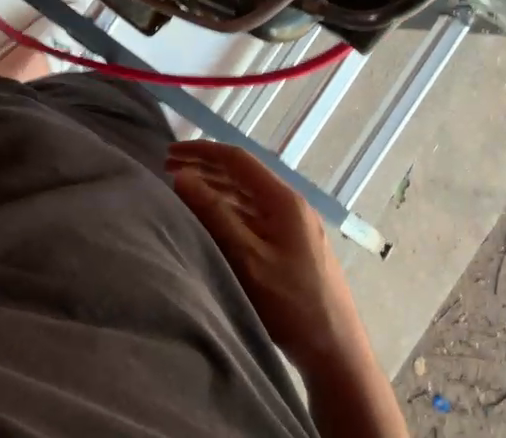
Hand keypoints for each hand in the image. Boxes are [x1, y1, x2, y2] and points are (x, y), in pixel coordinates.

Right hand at [167, 140, 367, 370]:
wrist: (337, 353)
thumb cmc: (291, 303)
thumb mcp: (246, 257)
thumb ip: (214, 213)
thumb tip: (183, 177)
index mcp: (284, 201)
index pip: (237, 160)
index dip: (201, 152)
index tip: (169, 153)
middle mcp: (292, 206)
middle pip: (243, 174)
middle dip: (205, 168)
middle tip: (168, 169)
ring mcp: (295, 227)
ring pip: (248, 195)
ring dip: (215, 187)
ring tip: (184, 190)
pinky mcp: (293, 247)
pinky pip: (254, 214)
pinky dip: (228, 208)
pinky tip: (211, 218)